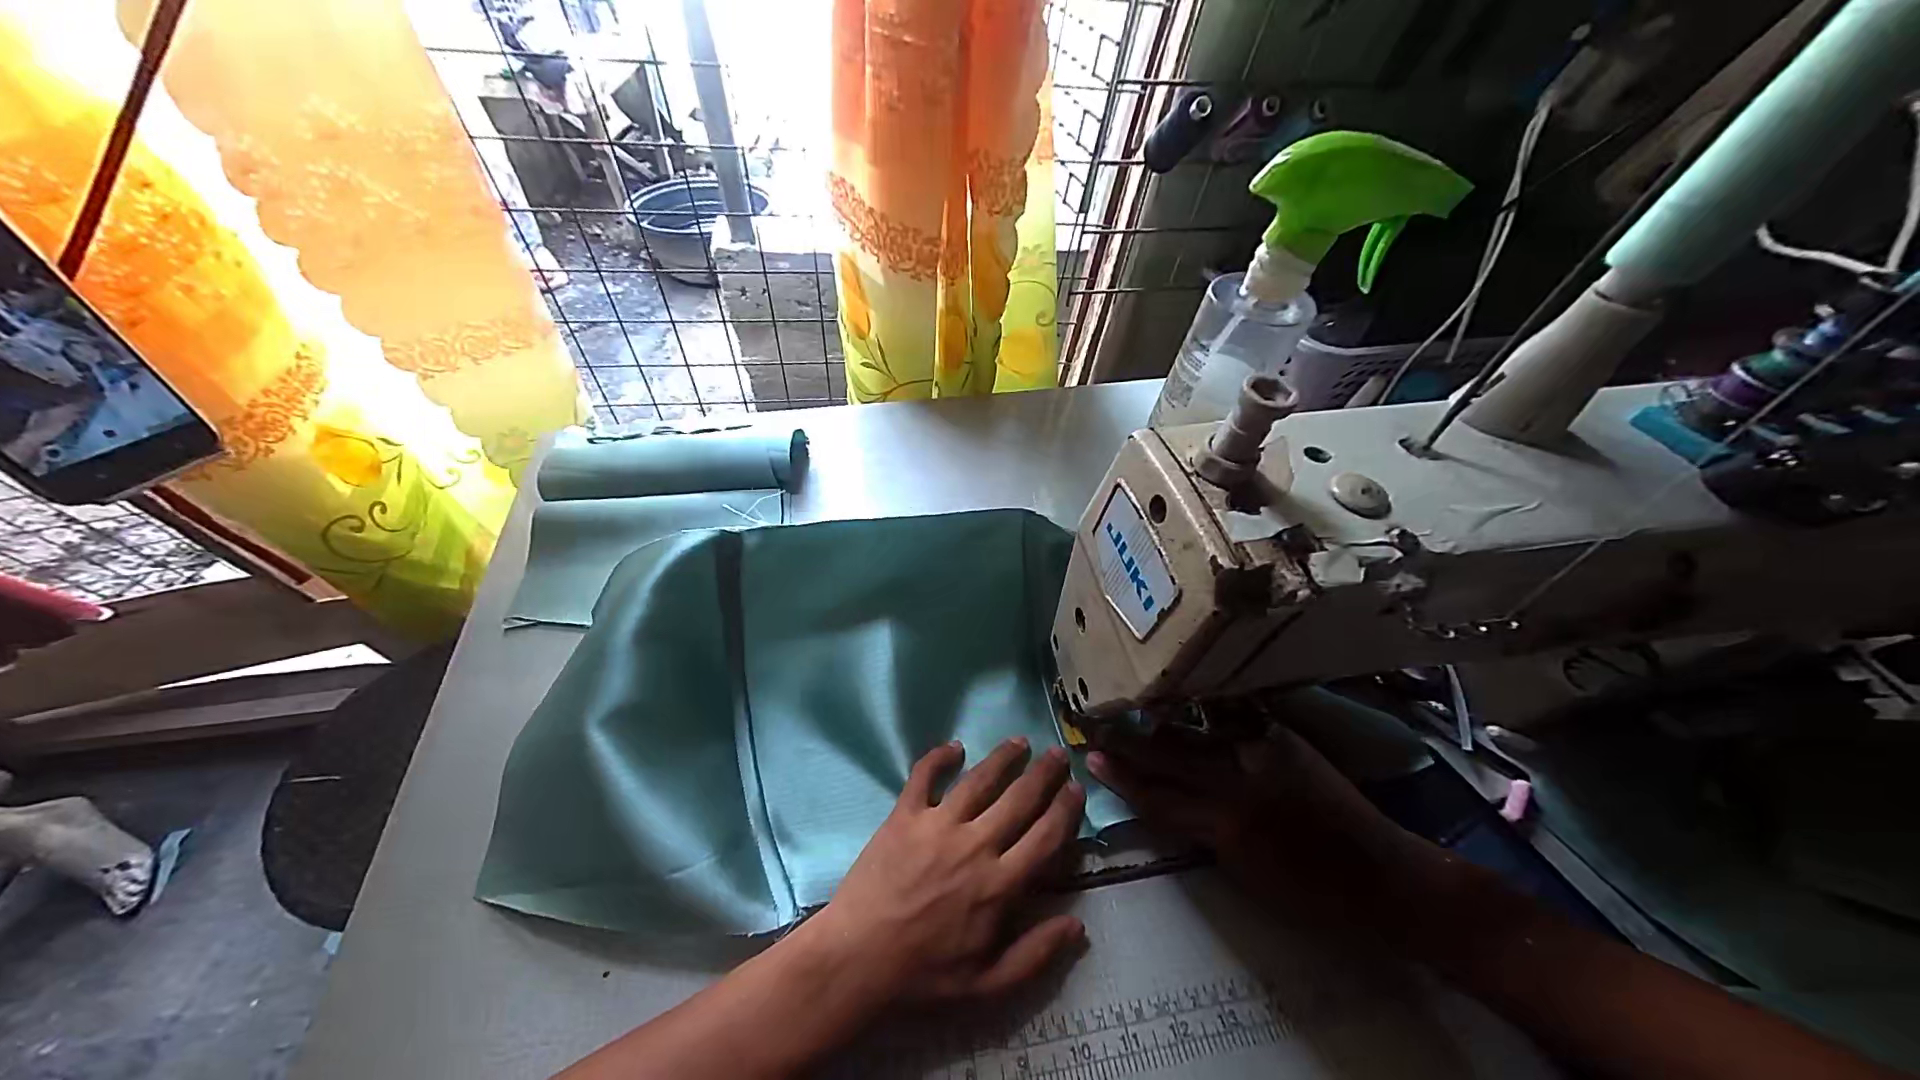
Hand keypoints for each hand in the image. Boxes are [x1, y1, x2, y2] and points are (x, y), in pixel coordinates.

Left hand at [791, 736, 1088, 1006]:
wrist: (856, 961)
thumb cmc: (924, 977)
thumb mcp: (988, 985)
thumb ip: (1036, 954)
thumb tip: (1078, 926)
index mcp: (999, 885)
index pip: (1045, 837)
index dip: (1065, 810)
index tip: (1077, 788)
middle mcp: (974, 845)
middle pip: (1019, 800)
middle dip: (1043, 774)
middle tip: (1058, 753)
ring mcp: (937, 826)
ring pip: (979, 781)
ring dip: (1003, 758)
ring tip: (1019, 741)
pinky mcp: (903, 817)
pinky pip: (923, 776)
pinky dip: (939, 757)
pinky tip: (954, 746)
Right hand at [1087, 725, 1438, 910]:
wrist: (1380, 872)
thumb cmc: (1308, 890)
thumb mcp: (1241, 868)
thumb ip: (1200, 828)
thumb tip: (1164, 797)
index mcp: (1225, 823)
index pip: (1156, 795)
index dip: (1121, 777)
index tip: (1091, 758)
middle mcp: (1237, 779)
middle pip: (1167, 754)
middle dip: (1127, 740)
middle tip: (1096, 724)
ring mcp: (1260, 750)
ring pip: (1193, 733)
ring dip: (1158, 724)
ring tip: (1129, 712)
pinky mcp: (1280, 735)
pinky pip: (1226, 722)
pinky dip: (1199, 719)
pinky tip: (1179, 706)